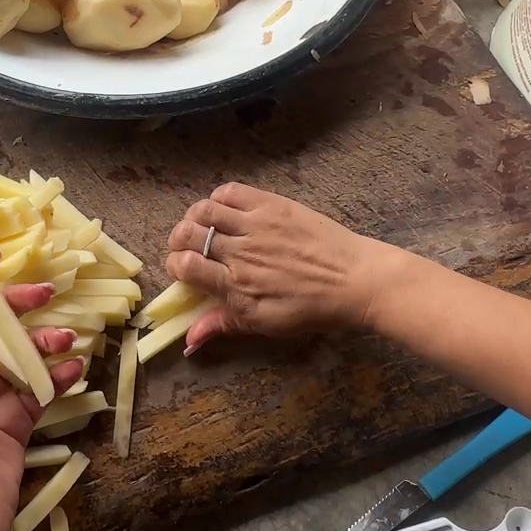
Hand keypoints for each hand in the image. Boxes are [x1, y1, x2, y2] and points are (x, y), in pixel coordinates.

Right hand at [164, 183, 407, 351]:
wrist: (356, 280)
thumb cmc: (312, 308)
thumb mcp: (266, 323)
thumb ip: (224, 325)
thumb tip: (189, 339)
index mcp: (237, 286)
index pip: (186, 266)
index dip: (175, 264)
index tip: (181, 268)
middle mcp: (240, 253)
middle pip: (187, 234)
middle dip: (178, 239)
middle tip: (186, 245)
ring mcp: (254, 224)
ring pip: (204, 210)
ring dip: (194, 216)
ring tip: (201, 224)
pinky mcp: (270, 204)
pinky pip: (230, 191)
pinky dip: (218, 197)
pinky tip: (224, 208)